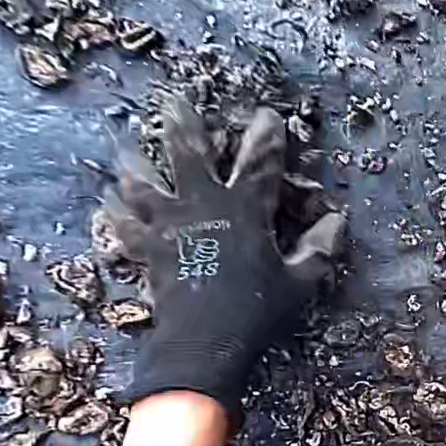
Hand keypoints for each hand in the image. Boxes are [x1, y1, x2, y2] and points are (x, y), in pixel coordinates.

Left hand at [101, 96, 342, 429]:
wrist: (205, 345)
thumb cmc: (257, 313)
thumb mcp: (300, 285)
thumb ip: (319, 251)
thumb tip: (338, 221)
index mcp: (245, 212)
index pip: (260, 164)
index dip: (266, 137)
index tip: (268, 115)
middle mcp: (204, 208)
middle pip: (189, 156)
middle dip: (184, 125)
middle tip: (172, 100)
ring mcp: (171, 228)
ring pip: (146, 186)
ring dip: (137, 167)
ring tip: (126, 151)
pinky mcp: (149, 252)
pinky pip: (126, 229)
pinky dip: (116, 218)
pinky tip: (107, 207)